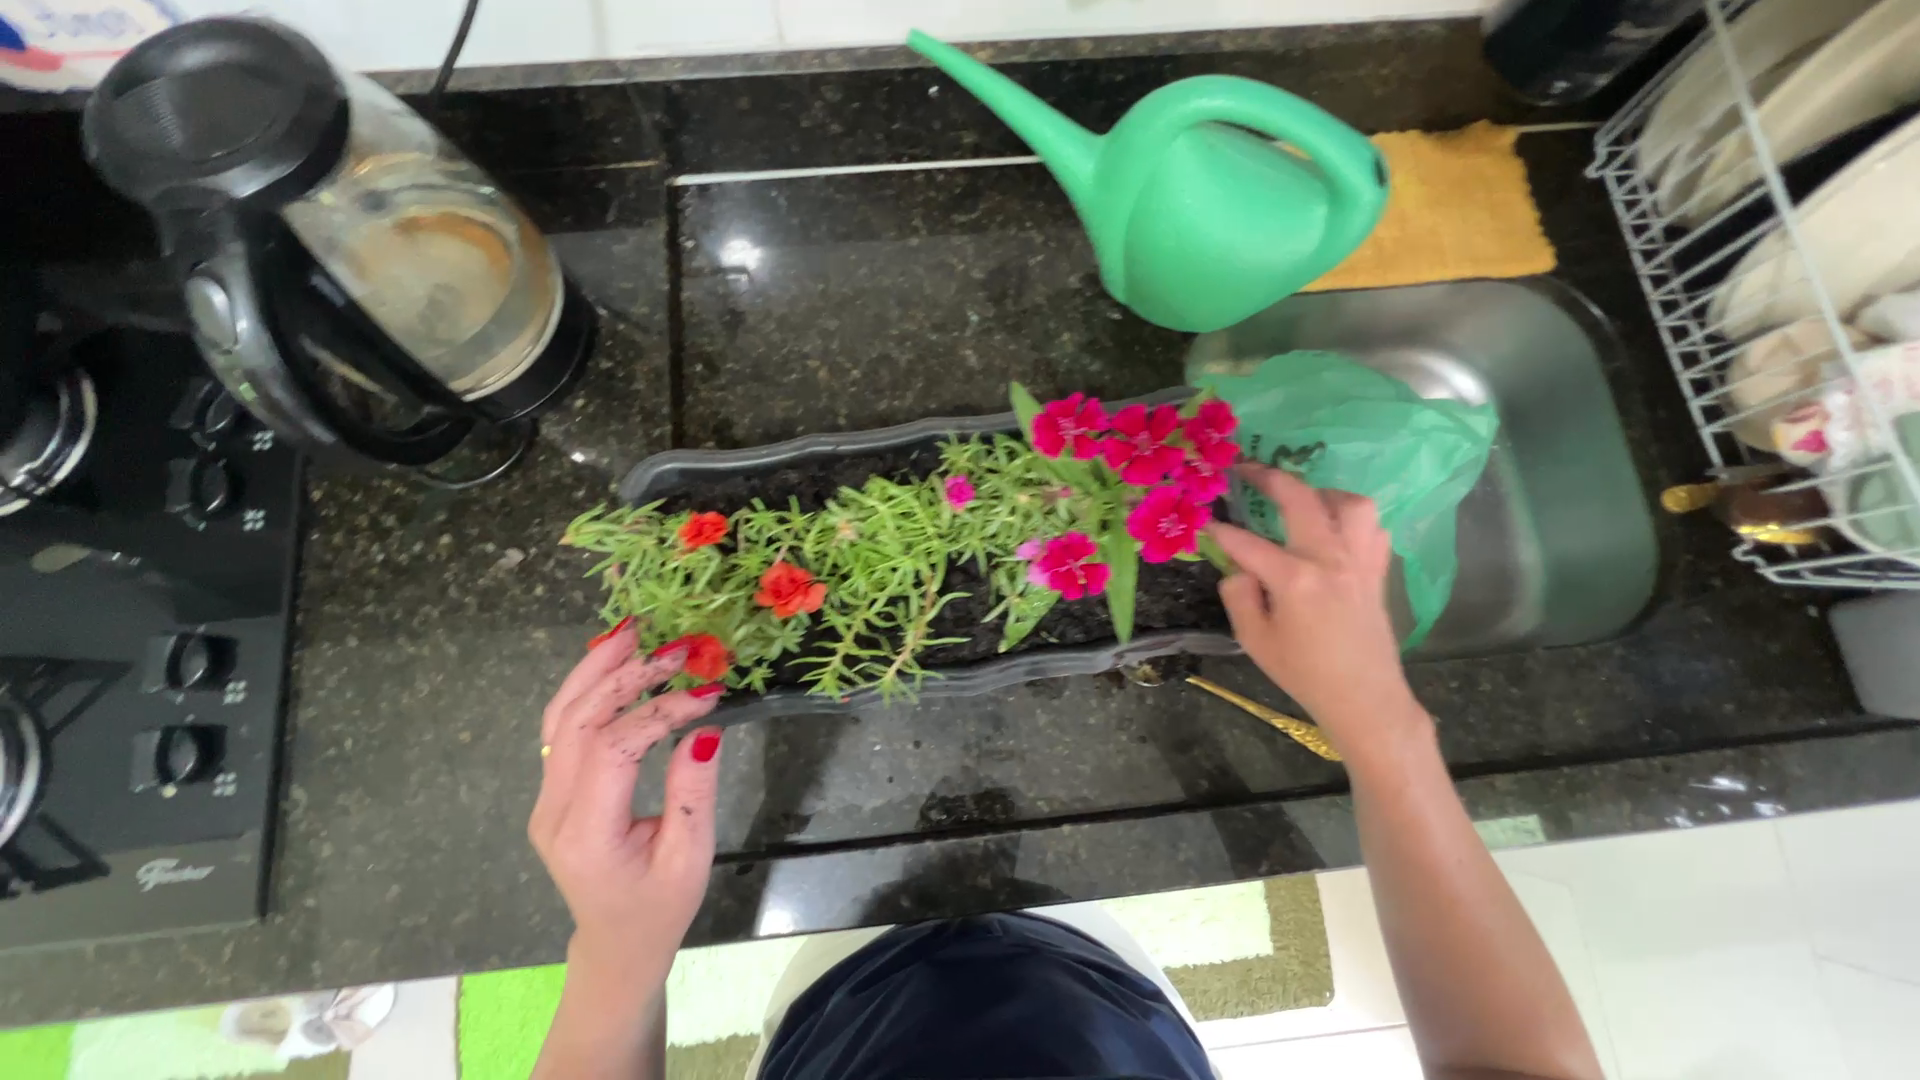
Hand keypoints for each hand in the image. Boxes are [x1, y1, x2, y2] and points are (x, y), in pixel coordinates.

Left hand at [529, 619, 725, 982]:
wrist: (617, 942)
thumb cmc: (660, 906)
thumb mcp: (691, 856)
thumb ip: (693, 792)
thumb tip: (703, 728)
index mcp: (587, 832)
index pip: (615, 748)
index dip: (661, 711)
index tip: (708, 693)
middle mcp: (552, 810)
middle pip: (578, 722)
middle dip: (627, 677)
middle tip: (675, 650)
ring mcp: (545, 799)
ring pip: (560, 717)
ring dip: (595, 671)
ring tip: (633, 633)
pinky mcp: (553, 790)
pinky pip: (563, 728)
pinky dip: (585, 688)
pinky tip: (613, 663)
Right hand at [1208, 465, 1426, 753]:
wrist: (1364, 697)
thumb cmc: (1303, 673)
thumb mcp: (1254, 639)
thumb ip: (1239, 595)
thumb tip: (1240, 567)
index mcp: (1295, 579)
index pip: (1246, 542)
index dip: (1220, 530)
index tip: (1204, 521)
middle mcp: (1331, 559)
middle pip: (1300, 498)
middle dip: (1268, 477)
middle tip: (1245, 469)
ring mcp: (1360, 561)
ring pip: (1350, 502)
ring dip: (1321, 493)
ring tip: (1300, 500)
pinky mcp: (1378, 570)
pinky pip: (1371, 526)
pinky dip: (1349, 519)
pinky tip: (1332, 529)